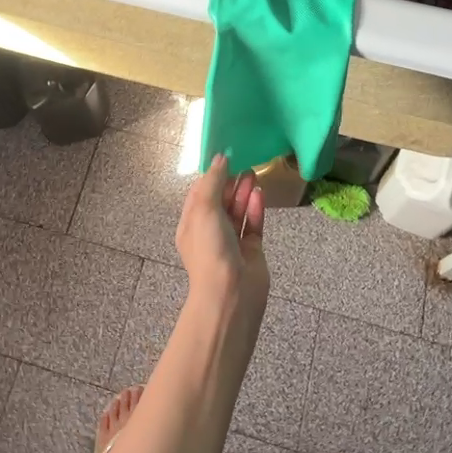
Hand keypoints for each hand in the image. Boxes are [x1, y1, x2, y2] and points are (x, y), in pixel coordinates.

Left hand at [175, 154, 268, 310]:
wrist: (231, 294)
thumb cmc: (211, 249)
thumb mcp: (204, 209)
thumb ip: (213, 181)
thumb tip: (220, 158)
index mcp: (192, 225)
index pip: (200, 194)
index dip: (211, 176)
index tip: (225, 158)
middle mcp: (210, 233)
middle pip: (221, 201)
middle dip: (230, 182)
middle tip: (244, 163)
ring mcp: (232, 243)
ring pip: (238, 211)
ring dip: (244, 192)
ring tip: (254, 172)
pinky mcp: (251, 251)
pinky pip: (253, 224)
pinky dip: (256, 209)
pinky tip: (260, 193)